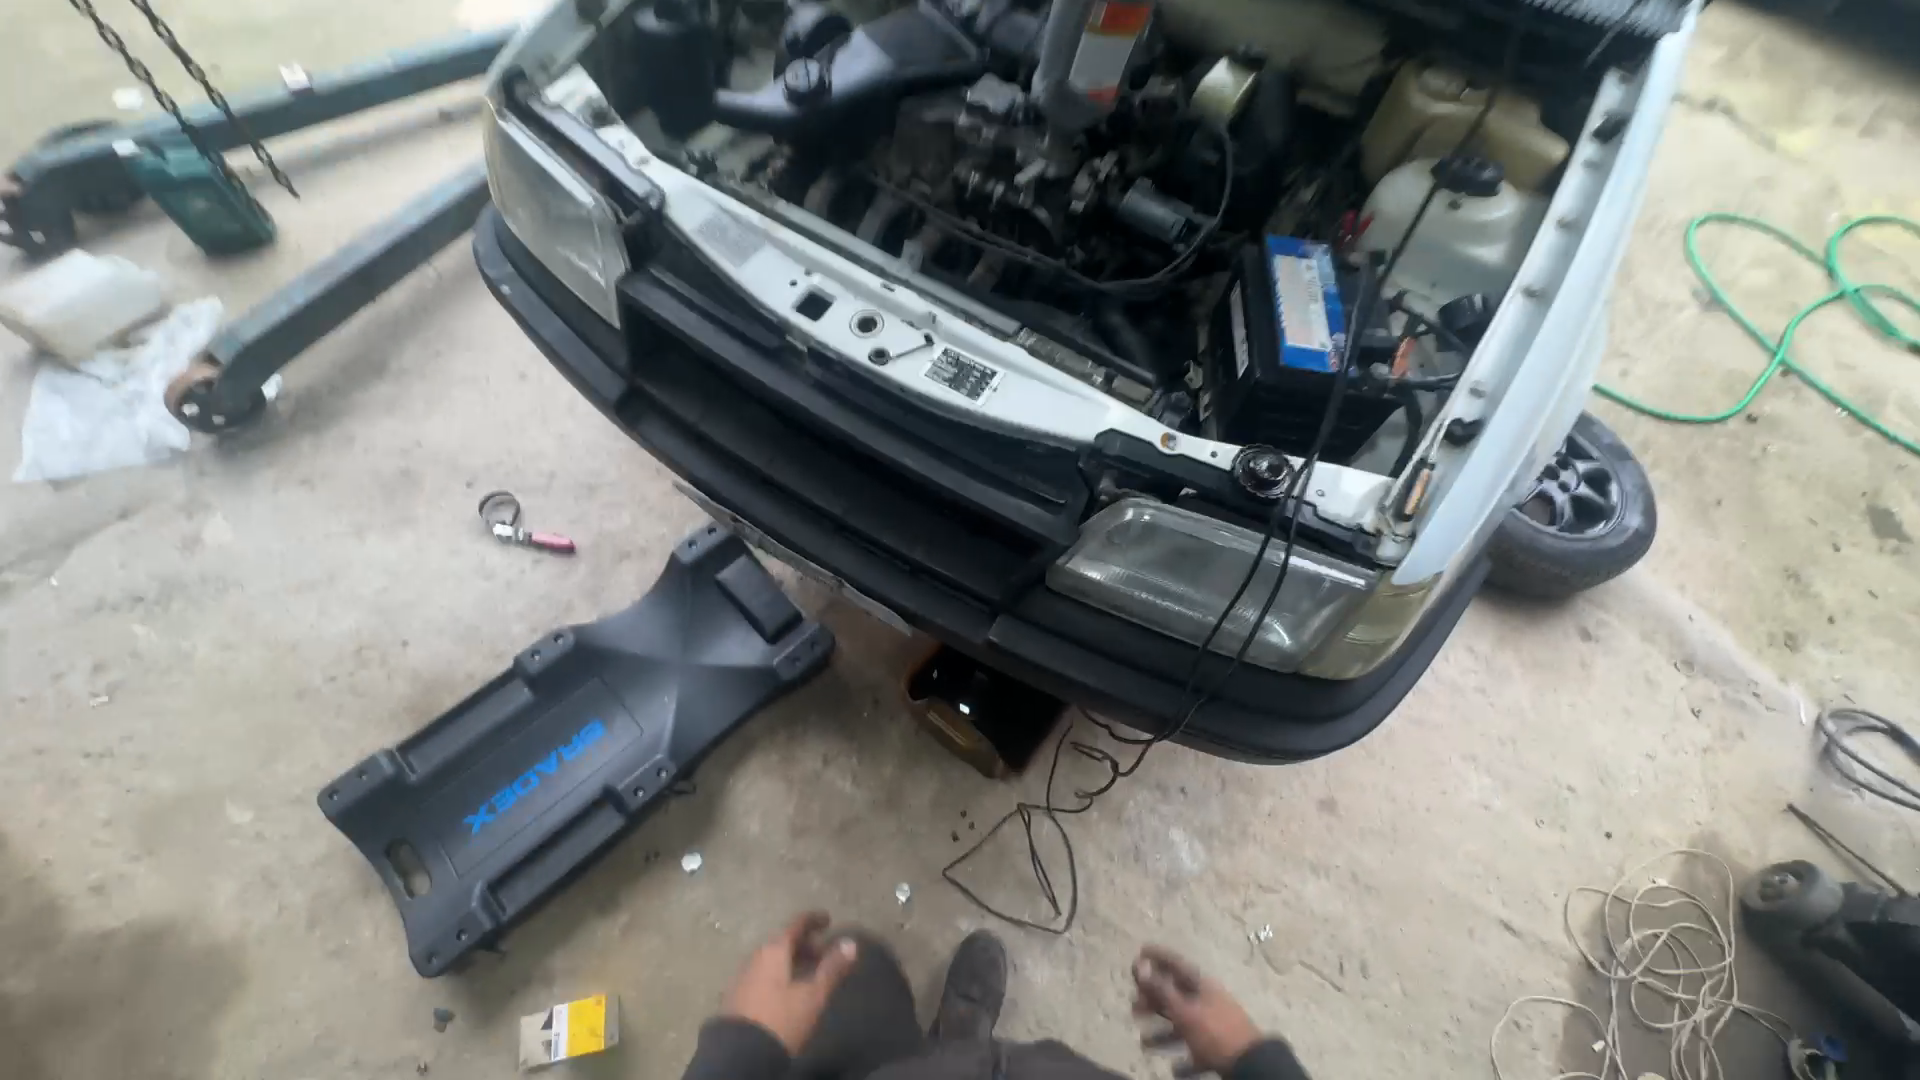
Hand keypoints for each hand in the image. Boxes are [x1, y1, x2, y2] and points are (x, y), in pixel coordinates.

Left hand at [722, 912, 859, 1053]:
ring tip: (808, 974)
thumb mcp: (812, 996)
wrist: (738, 1057)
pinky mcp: (736, 997)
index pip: (796, 924)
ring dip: (792, 961)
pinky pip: (762, 974)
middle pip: (783, 941)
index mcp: (774, 950)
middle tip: (823, 954)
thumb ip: (832, 968)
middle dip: (805, 944)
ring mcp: (743, 976)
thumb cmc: (780, 1019)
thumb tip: (850, 943)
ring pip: (772, 959)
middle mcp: (756, 956)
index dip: (814, 919)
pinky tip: (786, 991)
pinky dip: (779, 974)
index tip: (828, 919)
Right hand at [1132, 945, 1261, 1076]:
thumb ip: (1161, 989)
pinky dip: (1182, 1058)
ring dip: (1162, 1032)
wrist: (1252, 1065)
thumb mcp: (1184, 1010)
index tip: (1139, 952)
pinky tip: (1174, 1069)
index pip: (1175, 963)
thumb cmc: (1215, 1031)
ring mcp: (1213, 1024)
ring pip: (1181, 1023)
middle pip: (1175, 994)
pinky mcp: (1218, 1048)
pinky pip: (1194, 1048)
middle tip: (1134, 1006)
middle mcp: (1206, 999)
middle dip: (1153, 1000)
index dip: (1157, 956)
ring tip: (1144, 1042)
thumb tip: (1140, 964)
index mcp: (1200, 984)